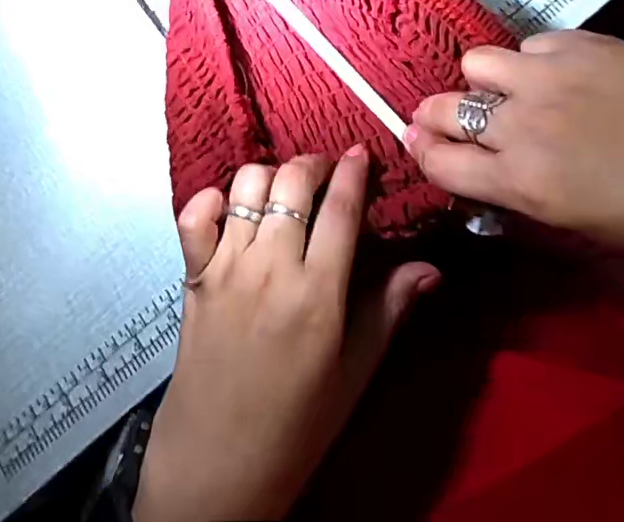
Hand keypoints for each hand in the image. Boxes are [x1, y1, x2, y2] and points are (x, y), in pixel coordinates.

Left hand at [137, 147, 439, 521]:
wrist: (218, 468)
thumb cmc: (297, 423)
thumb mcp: (356, 371)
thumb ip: (391, 308)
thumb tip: (431, 267)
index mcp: (317, 294)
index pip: (340, 209)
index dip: (353, 172)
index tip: (359, 153)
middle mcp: (269, 270)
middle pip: (292, 182)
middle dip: (314, 165)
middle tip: (327, 174)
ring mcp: (226, 270)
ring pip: (246, 186)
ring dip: (270, 176)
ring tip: (285, 191)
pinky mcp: (192, 279)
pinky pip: (192, 218)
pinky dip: (211, 200)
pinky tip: (230, 208)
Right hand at [405, 30, 623, 268]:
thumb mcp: (579, 223)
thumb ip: (521, 191)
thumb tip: (485, 166)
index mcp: (525, 183)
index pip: (439, 159)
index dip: (423, 151)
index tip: (424, 145)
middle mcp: (525, 124)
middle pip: (445, 106)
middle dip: (439, 115)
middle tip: (454, 120)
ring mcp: (551, 76)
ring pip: (479, 62)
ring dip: (486, 81)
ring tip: (514, 92)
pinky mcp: (582, 43)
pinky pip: (531, 45)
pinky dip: (535, 63)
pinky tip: (568, 78)